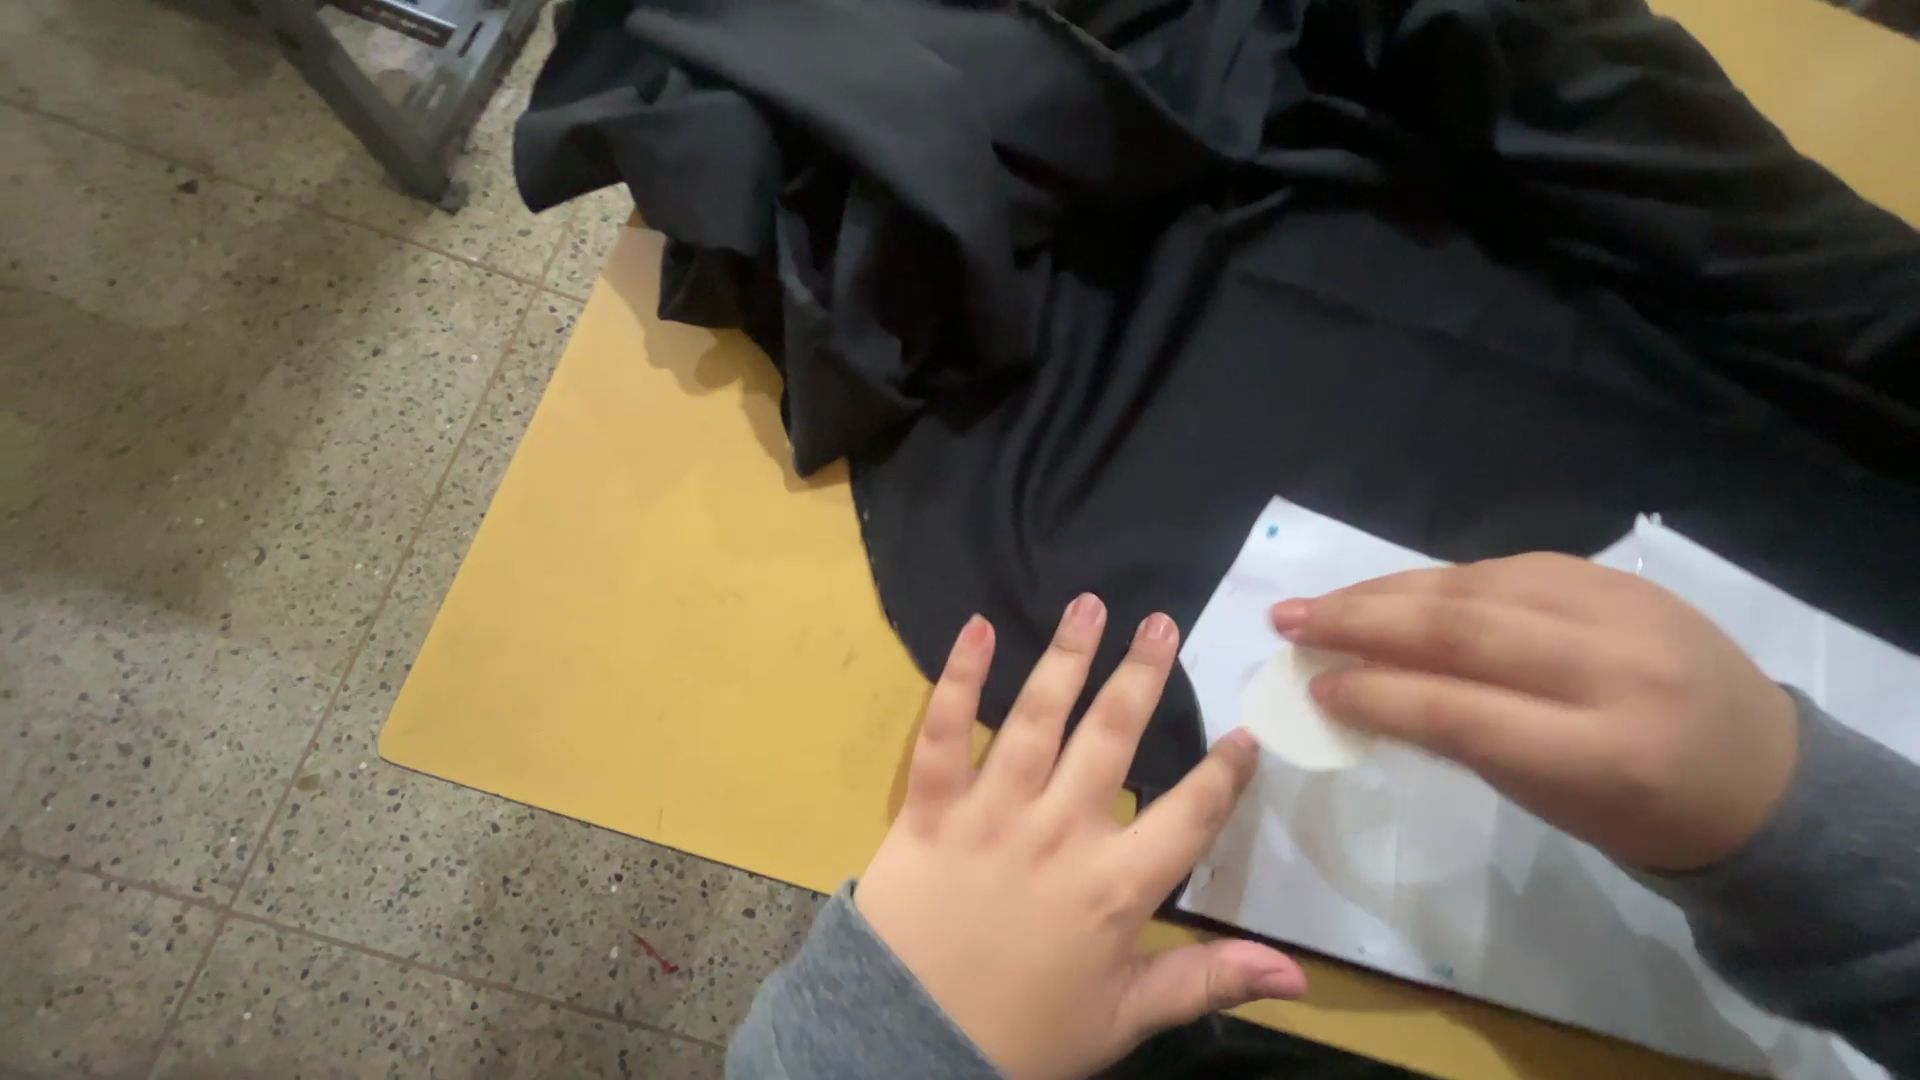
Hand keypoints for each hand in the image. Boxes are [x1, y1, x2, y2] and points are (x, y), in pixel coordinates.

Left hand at [856, 595, 1306, 1079]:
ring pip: (1036, 719)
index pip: (1187, 816)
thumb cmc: (1022, 1031)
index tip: (1247, 732)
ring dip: (1067, 656)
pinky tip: (977, 628)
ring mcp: (992, 812)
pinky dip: (958, 677)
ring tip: (1091, 605)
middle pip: (1111, 739)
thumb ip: (1207, 982)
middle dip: (1141, 676)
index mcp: (1113, 886)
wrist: (908, 1043)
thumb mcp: (1124, 1017)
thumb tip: (1298, 975)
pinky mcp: (932, 805)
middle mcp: (1059, 832)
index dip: (1223, 774)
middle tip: (1161, 624)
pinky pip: (944, 732)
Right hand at [1270, 554, 1798, 871]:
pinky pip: (1499, 568)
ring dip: (1382, 591)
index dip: (1375, 694)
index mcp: (1607, 753)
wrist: (1760, 773)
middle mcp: (1620, 668)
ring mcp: (1624, 609)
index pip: (1462, 710)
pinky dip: (1432, 581)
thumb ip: (1450, 732)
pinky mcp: (1615, 576)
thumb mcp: (1540, 794)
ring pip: (1473, 584)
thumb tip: (1353, 685)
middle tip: (1287, 619)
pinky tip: (1390, 592)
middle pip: (1462, 629)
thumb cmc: (1632, 807)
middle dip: (1359, 619)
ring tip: (1321, 602)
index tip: (1313, 686)